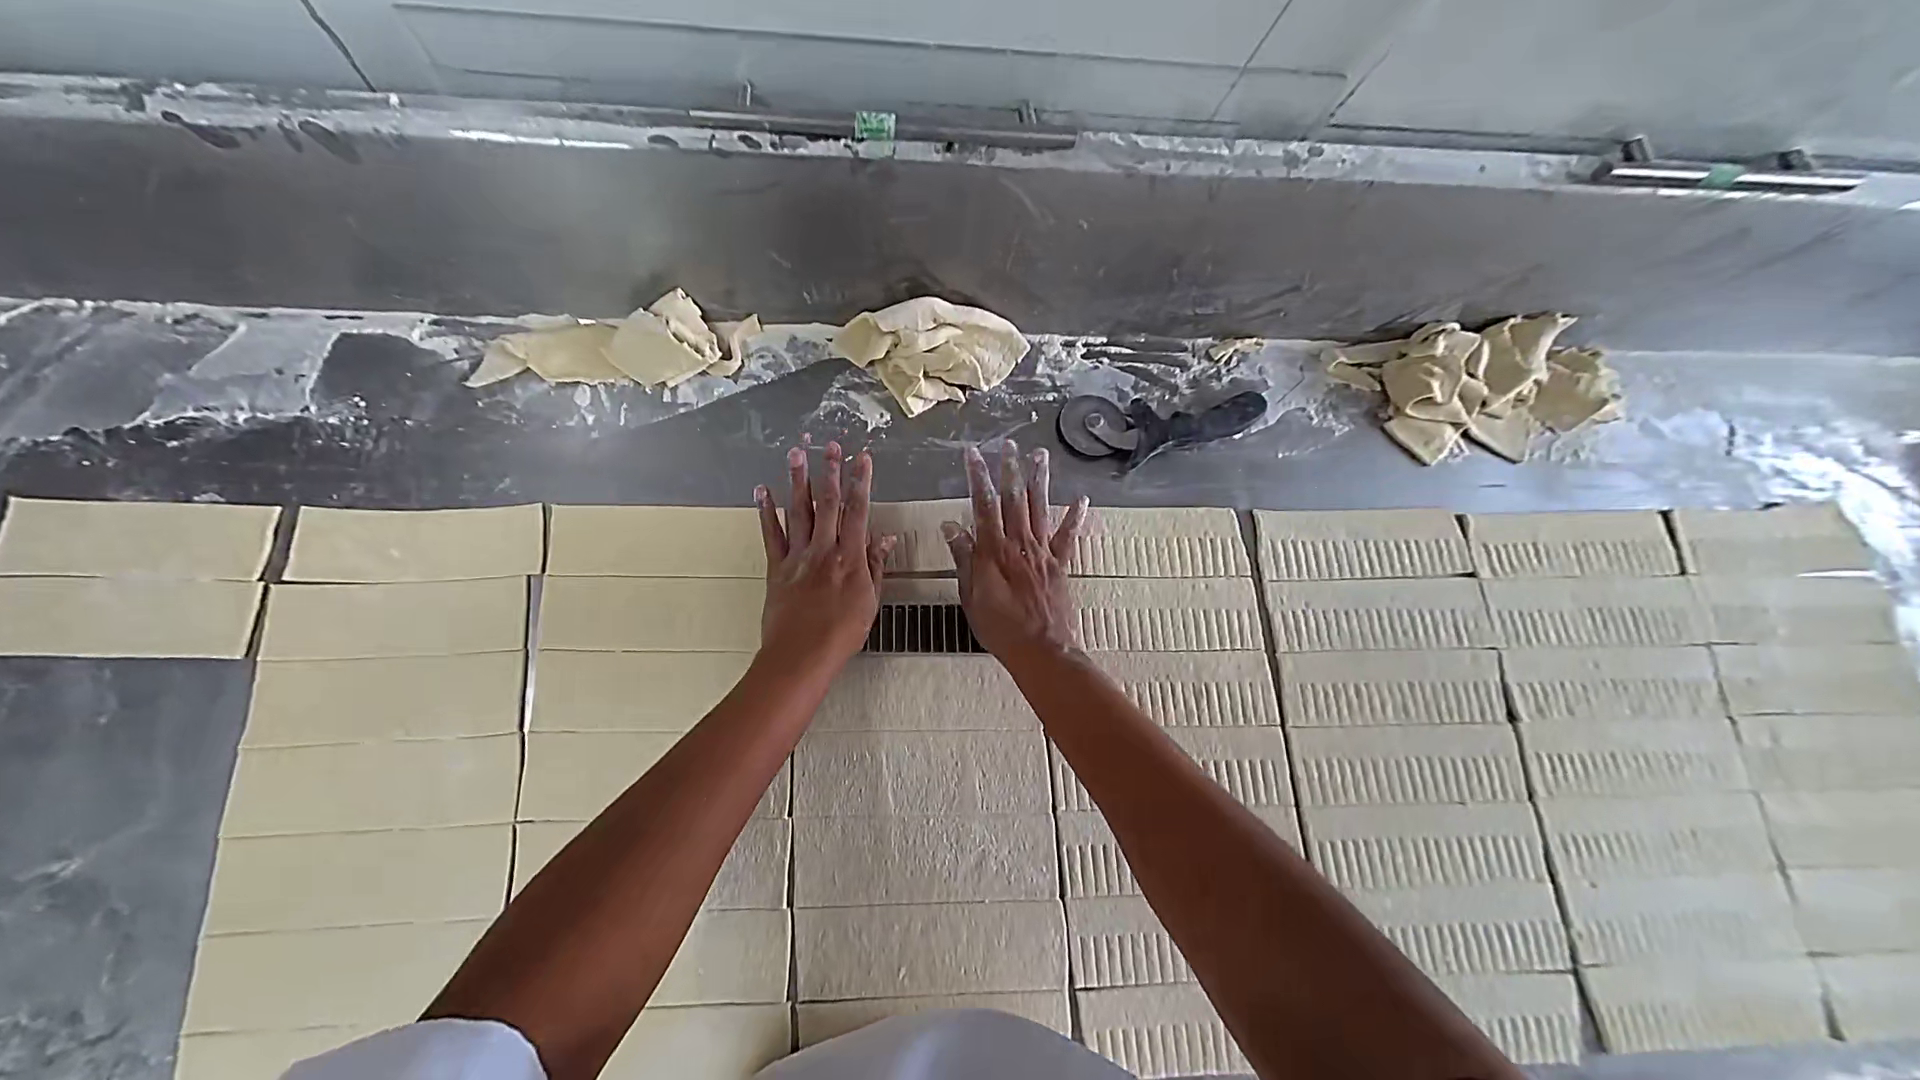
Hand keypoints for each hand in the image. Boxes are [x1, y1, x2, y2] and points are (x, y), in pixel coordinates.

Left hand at [755, 442, 893, 668]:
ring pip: (799, 510)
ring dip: (798, 480)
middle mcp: (824, 550)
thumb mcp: (870, 601)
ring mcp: (798, 557)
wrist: (801, 655)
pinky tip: (762, 491)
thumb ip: (875, 566)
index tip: (862, 459)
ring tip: (796, 453)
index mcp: (850, 558)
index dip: (861, 482)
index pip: (859, 511)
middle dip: (830, 471)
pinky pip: (771, 534)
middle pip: (828, 503)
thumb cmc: (840, 633)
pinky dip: (765, 511)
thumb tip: (884, 539)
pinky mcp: (777, 567)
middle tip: (829, 445)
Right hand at [941, 442, 1088, 659]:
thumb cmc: (1000, 627)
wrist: (1041, 649)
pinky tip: (1081, 499)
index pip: (983, 505)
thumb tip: (951, 526)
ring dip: (1039, 481)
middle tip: (1009, 445)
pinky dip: (1075, 518)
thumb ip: (964, 559)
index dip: (978, 477)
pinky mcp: (1060, 566)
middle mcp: (1020, 545)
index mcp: (995, 551)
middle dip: (1010, 470)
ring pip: (1040, 509)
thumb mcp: (971, 596)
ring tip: (1040, 456)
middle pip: (1014, 500)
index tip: (973, 454)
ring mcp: (1043, 554)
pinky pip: (1068, 537)